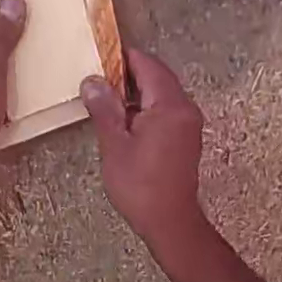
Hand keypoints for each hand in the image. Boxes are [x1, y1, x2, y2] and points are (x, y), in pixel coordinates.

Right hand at [83, 49, 207, 245]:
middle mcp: (185, 109)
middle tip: (99, 85)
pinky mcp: (186, 140)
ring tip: (108, 107)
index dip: (122, 59)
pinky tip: (126, 126)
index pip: (147, 65)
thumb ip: (105, 109)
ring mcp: (188, 125)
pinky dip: (146, 112)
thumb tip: (93, 82)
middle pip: (157, 78)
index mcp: (169, 105)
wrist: (169, 221)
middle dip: (128, 78)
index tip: (100, 60)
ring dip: (136, 96)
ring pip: (161, 96)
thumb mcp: (115, 145)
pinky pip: (166, 113)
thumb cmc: (140, 186)